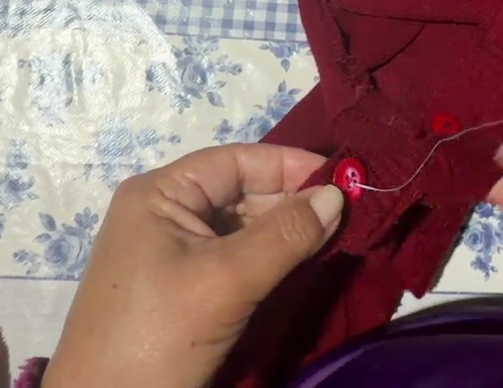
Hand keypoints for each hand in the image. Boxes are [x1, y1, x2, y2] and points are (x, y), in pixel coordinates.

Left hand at [44, 143, 345, 387]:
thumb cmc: (157, 339)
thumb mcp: (227, 282)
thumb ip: (285, 235)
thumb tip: (337, 194)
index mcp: (159, 193)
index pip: (235, 161)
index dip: (289, 165)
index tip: (341, 177)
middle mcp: (160, 211)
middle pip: (237, 191)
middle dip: (289, 200)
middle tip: (345, 212)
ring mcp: (165, 250)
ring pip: (236, 225)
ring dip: (280, 230)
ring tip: (330, 236)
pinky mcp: (174, 286)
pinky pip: (227, 255)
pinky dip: (263, 256)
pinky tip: (297, 262)